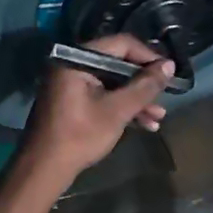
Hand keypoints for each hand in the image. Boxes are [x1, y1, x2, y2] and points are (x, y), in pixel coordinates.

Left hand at [19, 34, 171, 178]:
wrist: (44, 169)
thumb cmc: (80, 136)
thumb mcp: (117, 111)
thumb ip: (144, 86)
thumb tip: (169, 65)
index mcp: (77, 58)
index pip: (121, 44)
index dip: (148, 56)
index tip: (169, 73)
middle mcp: (73, 64)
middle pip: (118, 63)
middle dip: (144, 83)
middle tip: (166, 96)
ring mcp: (72, 83)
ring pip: (113, 82)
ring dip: (136, 99)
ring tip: (159, 117)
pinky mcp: (73, 100)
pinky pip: (103, 94)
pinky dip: (121, 106)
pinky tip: (145, 124)